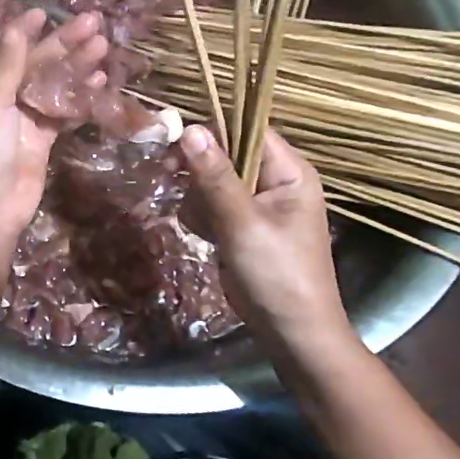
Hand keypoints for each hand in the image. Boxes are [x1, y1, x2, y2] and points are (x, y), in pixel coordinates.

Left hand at [0, 9, 105, 264]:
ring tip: (103, 45)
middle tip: (94, 23)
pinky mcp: (37, 140)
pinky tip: (99, 82)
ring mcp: (17, 120)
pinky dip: (78, 98)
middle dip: (60, 45)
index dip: (22, 32)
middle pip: (29, 65)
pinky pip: (60, 112)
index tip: (46, 11)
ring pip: (48, 86)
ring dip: (74, 67)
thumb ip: (5, 67)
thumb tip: (14, 28)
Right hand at [177, 125, 350, 346]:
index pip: (249, 131)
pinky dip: (199, 216)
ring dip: (197, 197)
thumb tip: (190, 130)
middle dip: (198, 170)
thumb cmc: (277, 272)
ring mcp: (255, 206)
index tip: (174, 141)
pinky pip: (208, 206)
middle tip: (170, 176)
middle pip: (225, 155)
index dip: (214, 131)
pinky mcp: (238, 226)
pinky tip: (203, 235)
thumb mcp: (243, 222)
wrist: (288, 328)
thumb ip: (215, 176)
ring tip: (202, 222)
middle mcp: (273, 183)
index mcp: (289, 173)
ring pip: (210, 181)